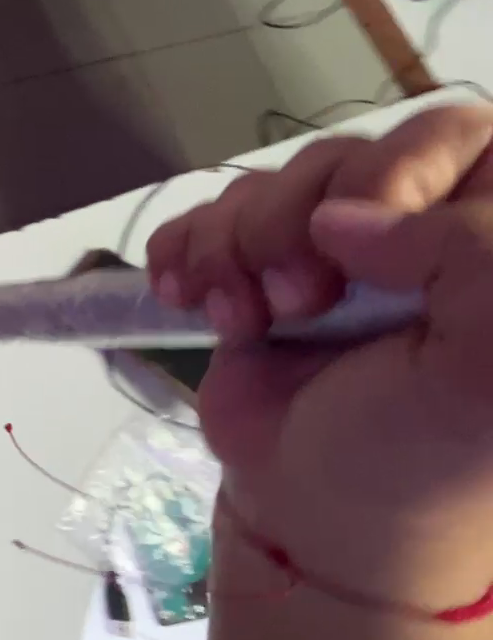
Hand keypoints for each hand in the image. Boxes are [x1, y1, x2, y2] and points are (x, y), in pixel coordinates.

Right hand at [145, 103, 492, 600]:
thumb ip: (477, 263)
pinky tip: (187, 299)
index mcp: (491, 239)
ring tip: (245, 320)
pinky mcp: (241, 271)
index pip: (455, 136)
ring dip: (228, 254)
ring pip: (255, 191)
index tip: (368, 250)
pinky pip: (193, 221)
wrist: (319, 503)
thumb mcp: (490, 371)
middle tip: (300, 302)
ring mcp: (318, 250)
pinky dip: (177, 254)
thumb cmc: (427, 449)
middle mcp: (412, 229)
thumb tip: (342, 218)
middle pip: (334, 159)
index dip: (397, 173)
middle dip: (288, 229)